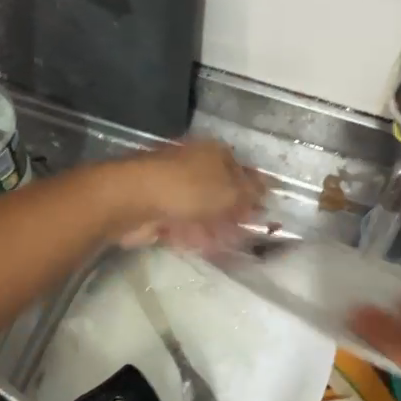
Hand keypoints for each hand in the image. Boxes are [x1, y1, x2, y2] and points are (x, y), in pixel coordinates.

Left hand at [107, 137, 264, 250]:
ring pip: (202, 209)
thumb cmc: (188, 188)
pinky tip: (208, 248)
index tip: (265, 210)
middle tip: (250, 233)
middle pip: (220, 190)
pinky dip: (196, 234)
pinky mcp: (158, 210)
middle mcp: (193, 165)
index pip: (241, 169)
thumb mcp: (229, 190)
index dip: (254, 190)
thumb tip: (268, 189)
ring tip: (233, 246)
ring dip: (217, 226)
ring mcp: (173, 188)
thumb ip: (250, 192)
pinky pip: (183, 224)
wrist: (133, 200)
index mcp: (213, 153)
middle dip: (235, 212)